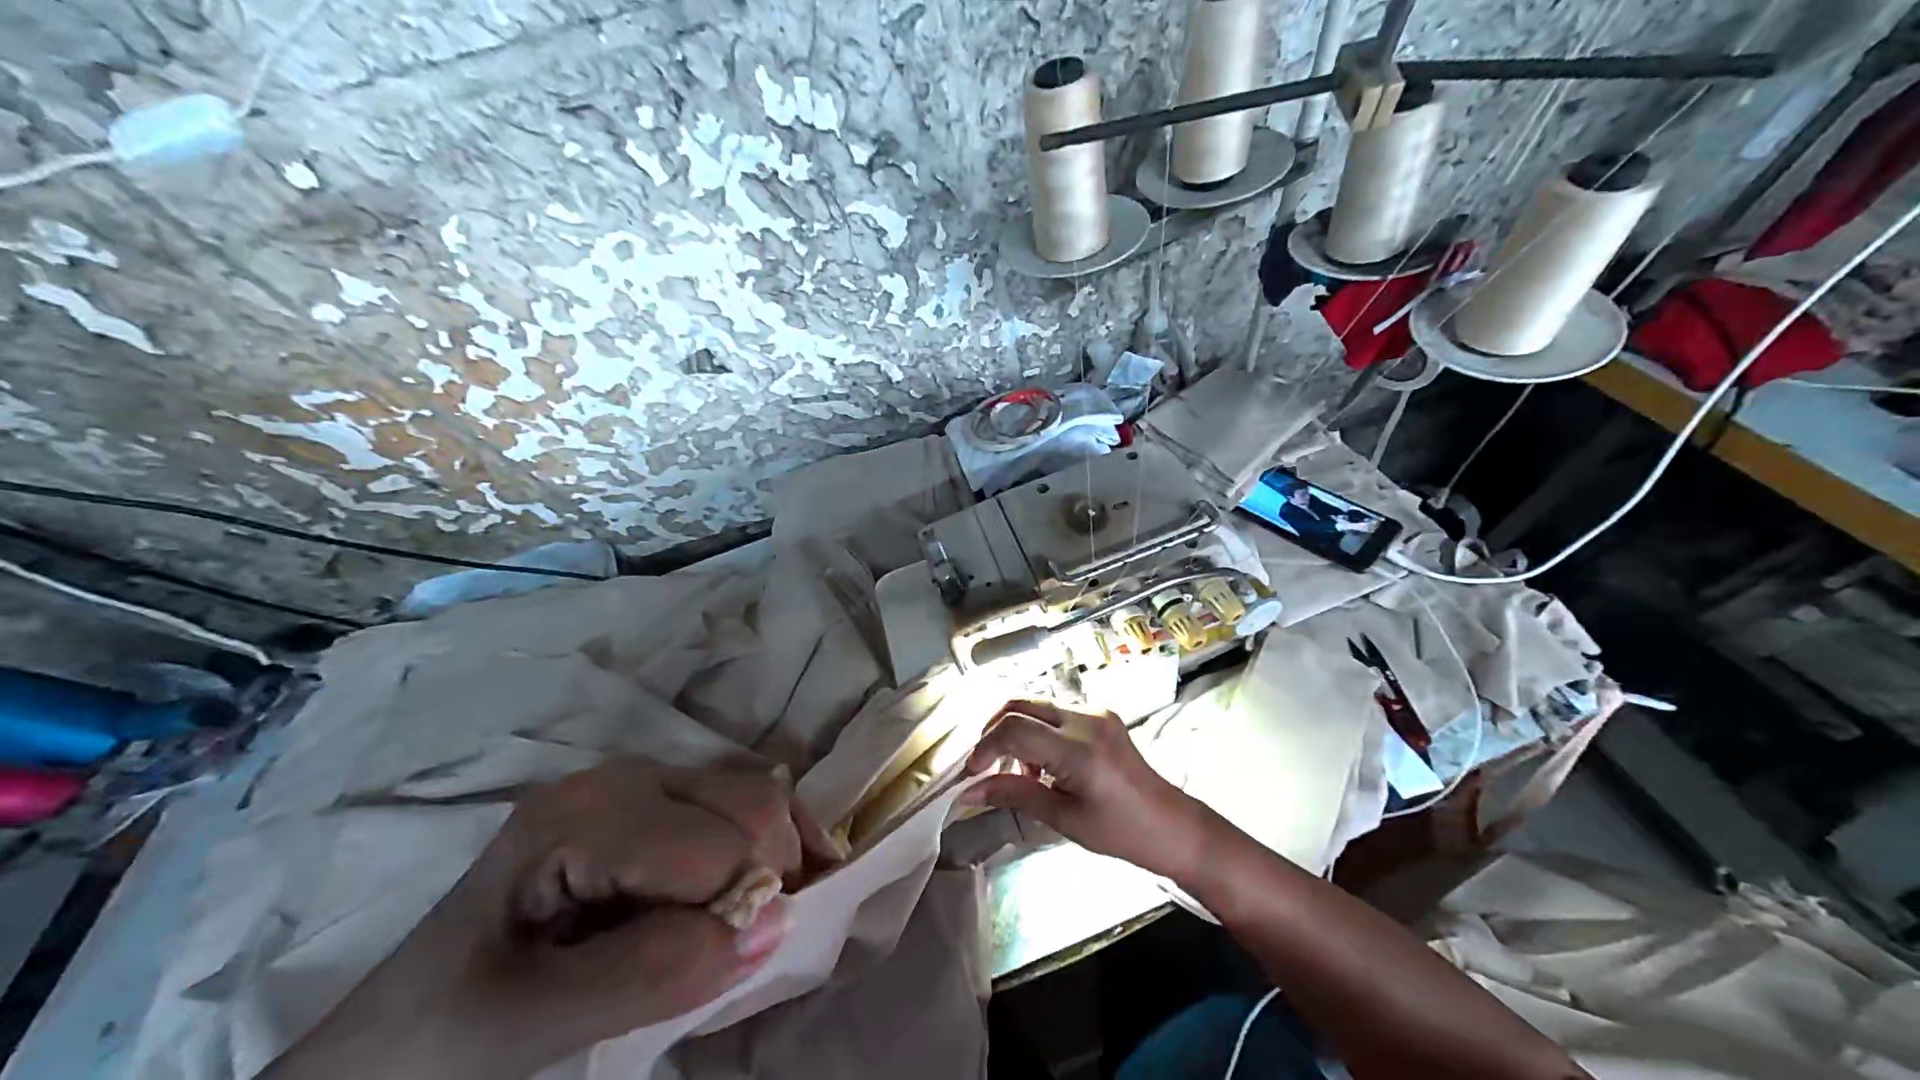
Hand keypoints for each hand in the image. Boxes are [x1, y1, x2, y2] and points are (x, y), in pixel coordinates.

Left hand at [266, 757, 838, 1079]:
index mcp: (582, 818)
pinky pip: (741, 797)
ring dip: (783, 852)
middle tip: (758, 944)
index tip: (735, 967)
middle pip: (749, 801)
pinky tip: (774, 880)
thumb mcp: (532, 1023)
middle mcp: (622, 777)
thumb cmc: (452, 1025)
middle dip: (775, 873)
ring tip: (773, 916)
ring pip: (756, 791)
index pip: (715, 845)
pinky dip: (774, 835)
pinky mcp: (654, 798)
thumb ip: (651, 974)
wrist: (405, 1023)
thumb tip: (770, 926)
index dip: (742, 908)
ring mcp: (640, 781)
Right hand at [963, 700, 1219, 882]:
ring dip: (1014, 729)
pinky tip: (1039, 764)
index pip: (1014, 729)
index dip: (985, 747)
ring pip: (1035, 704)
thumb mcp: (1063, 818)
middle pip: (1019, 703)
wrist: (1172, 825)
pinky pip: (1054, 711)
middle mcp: (1086, 719)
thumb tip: (968, 792)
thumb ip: (1014, 795)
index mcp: (1079, 750)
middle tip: (983, 764)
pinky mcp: (1101, 715)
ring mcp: (1096, 712)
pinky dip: (1035, 729)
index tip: (972, 774)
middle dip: (993, 730)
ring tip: (1015, 771)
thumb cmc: (1120, 832)